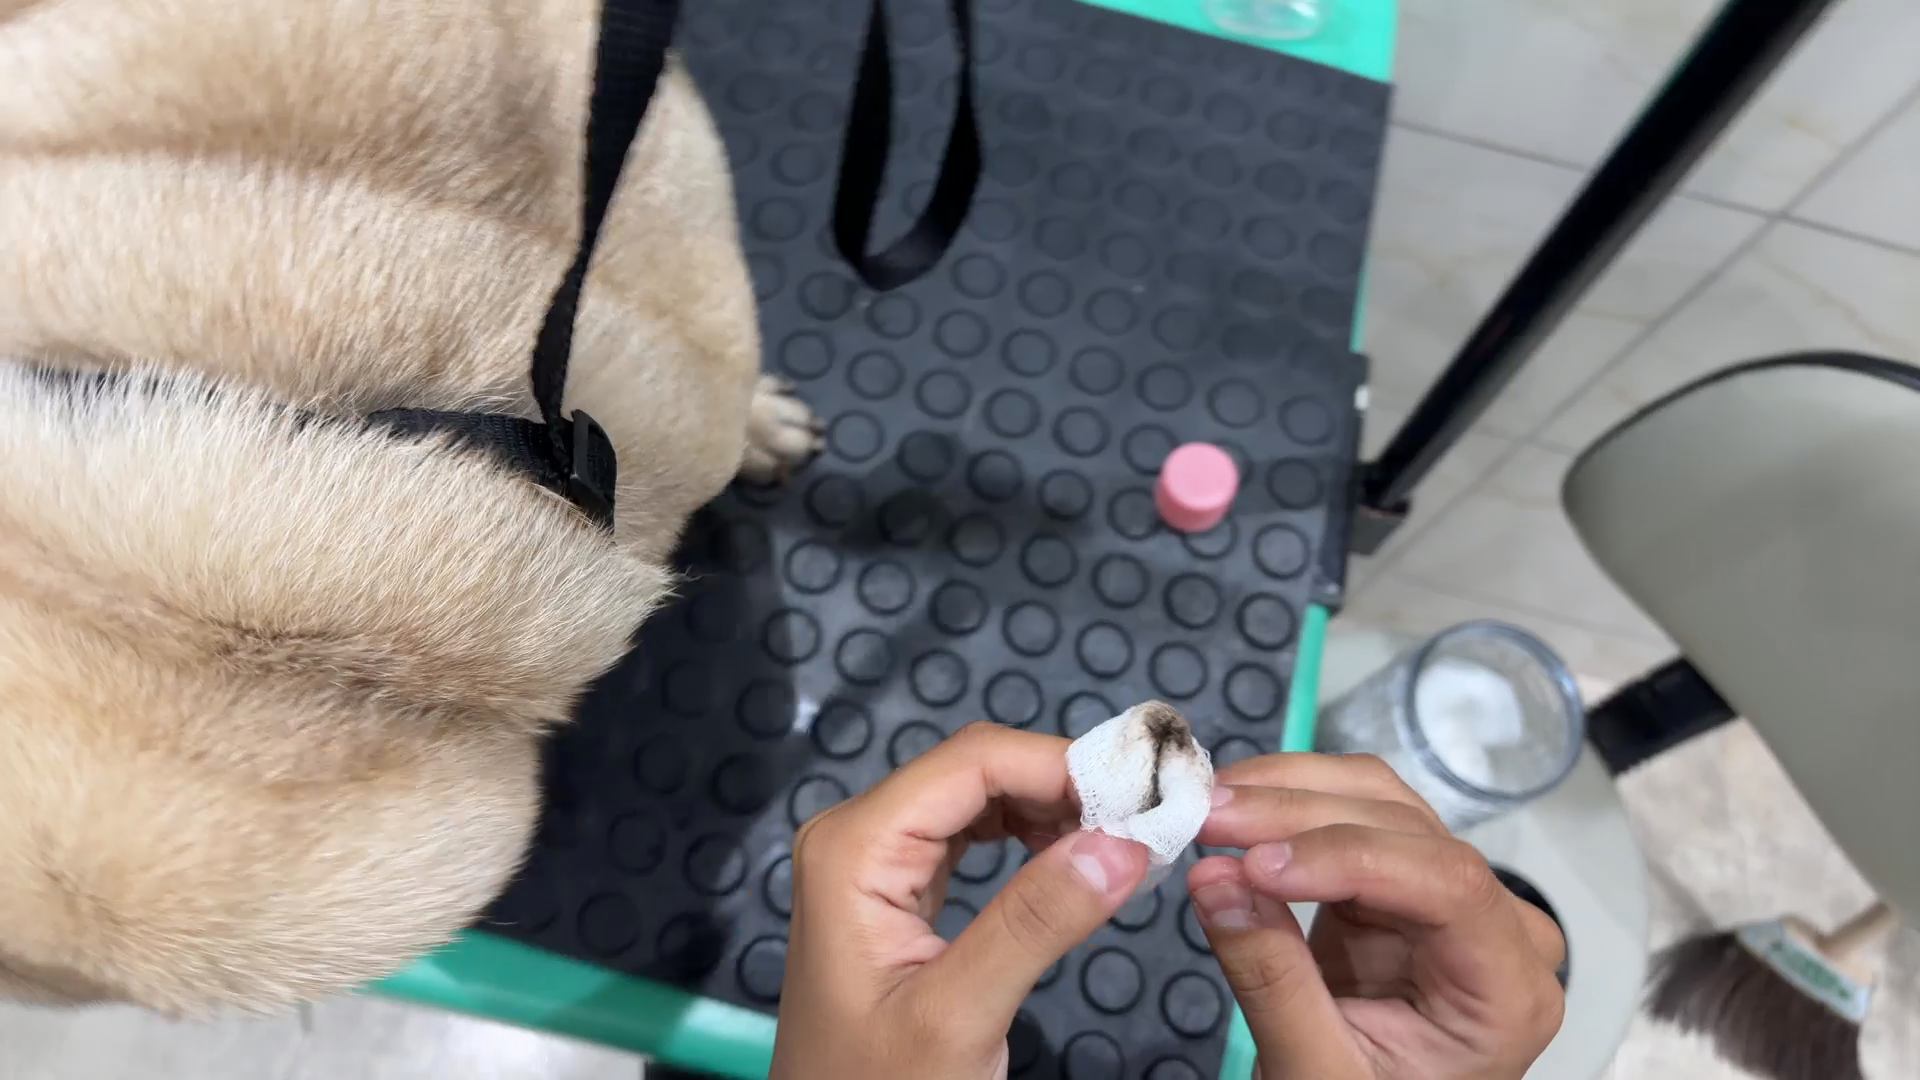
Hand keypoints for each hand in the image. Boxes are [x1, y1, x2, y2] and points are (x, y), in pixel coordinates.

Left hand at [771, 723, 1150, 1079]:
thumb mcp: (957, 1019)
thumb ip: (1036, 923)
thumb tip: (1123, 843)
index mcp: (855, 844)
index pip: (969, 763)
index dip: (1056, 762)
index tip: (1135, 791)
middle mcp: (860, 828)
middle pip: (974, 769)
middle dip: (1059, 782)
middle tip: (1138, 814)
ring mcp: (877, 850)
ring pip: (978, 792)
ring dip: (1049, 804)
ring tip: (1114, 833)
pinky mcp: (899, 876)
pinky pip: (971, 828)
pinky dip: (1027, 830)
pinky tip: (1068, 849)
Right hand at [1189, 753, 1565, 1078]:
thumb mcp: (1316, 1075)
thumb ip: (1271, 982)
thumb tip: (1212, 877)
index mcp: (1506, 987)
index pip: (1448, 884)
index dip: (1348, 856)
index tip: (1254, 865)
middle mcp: (1492, 917)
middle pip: (1400, 825)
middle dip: (1292, 813)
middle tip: (1205, 816)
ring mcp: (1440, 880)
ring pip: (1370, 793)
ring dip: (1284, 786)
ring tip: (1211, 801)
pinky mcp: (1388, 863)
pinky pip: (1342, 802)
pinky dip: (1283, 793)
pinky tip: (1236, 801)